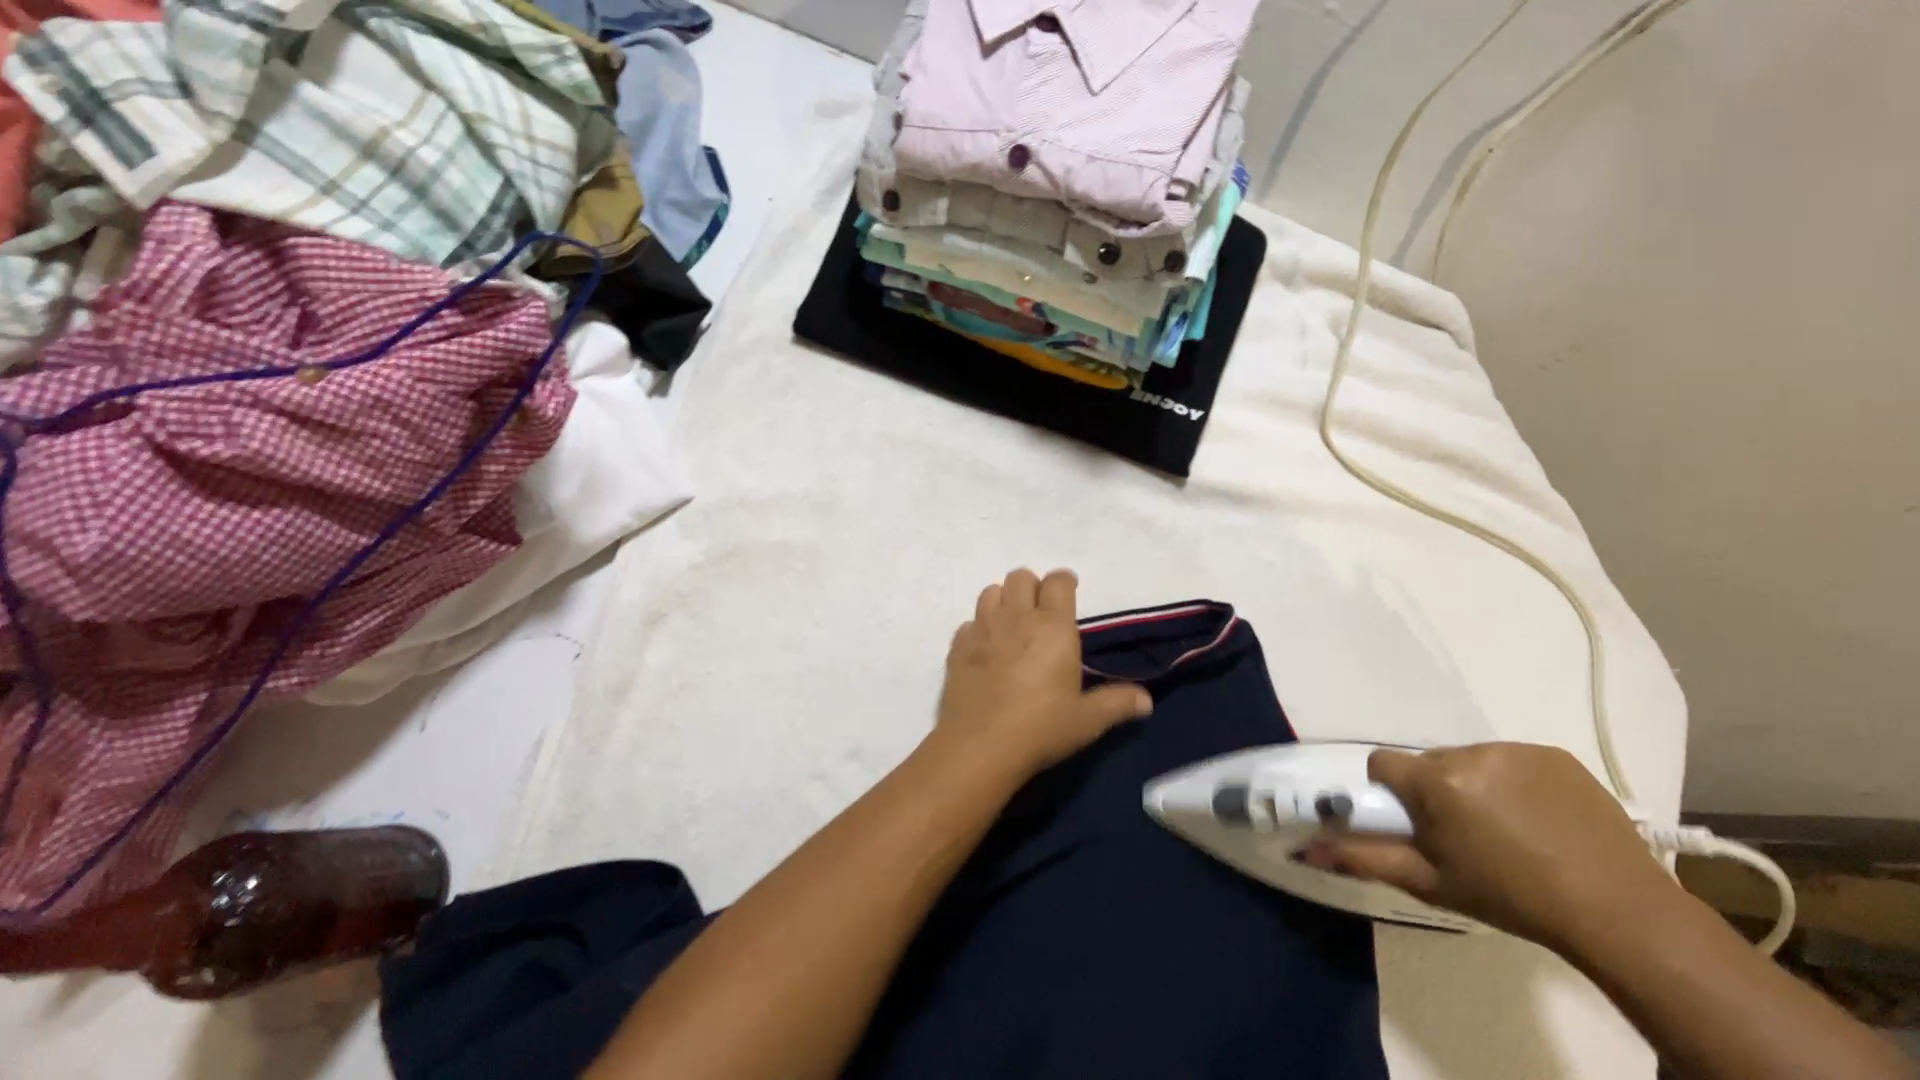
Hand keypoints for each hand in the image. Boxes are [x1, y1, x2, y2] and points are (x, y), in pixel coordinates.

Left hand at [931, 569, 1152, 780]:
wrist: (979, 747)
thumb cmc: (1041, 728)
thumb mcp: (1087, 720)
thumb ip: (1117, 703)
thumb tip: (1146, 700)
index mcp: (1053, 627)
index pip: (1058, 581)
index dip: (1065, 581)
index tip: (1070, 591)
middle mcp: (1016, 618)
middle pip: (1020, 577)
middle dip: (1032, 586)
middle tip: (1041, 612)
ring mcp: (982, 630)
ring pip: (990, 592)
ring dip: (1003, 601)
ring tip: (1012, 625)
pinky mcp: (956, 648)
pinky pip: (968, 623)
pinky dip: (979, 628)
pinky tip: (986, 650)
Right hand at [1309, 743, 1684, 950]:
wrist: (1616, 909)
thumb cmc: (1510, 897)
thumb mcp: (1429, 884)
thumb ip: (1364, 858)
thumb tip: (1307, 847)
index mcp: (1437, 780)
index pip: (1382, 763)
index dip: (1387, 793)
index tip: (1410, 824)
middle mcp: (1472, 751)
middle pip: (1428, 763)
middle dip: (1432, 792)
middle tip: (1458, 836)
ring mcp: (1519, 750)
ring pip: (1469, 760)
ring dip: (1471, 786)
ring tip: (1503, 831)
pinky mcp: (1557, 754)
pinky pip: (1511, 761)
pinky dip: (1512, 783)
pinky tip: (1536, 820)